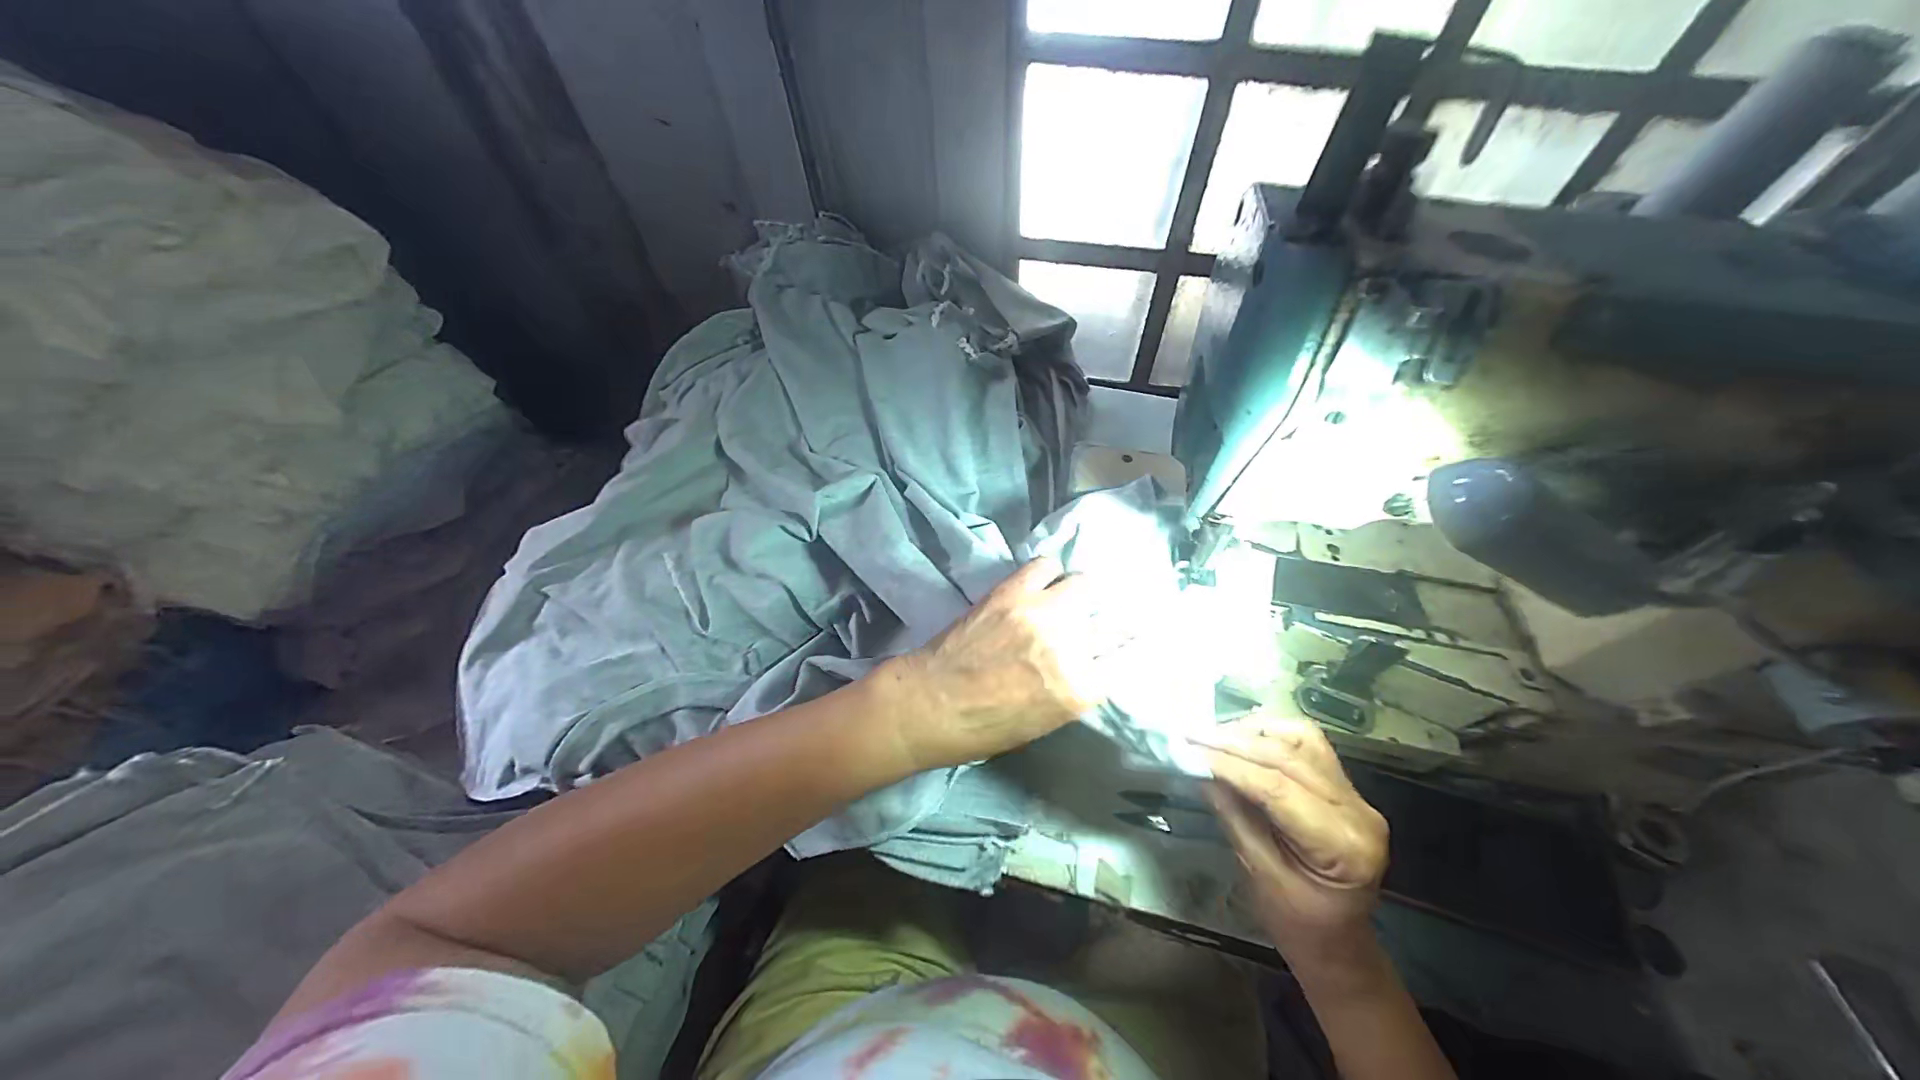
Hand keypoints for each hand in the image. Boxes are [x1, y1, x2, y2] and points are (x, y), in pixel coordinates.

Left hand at [877, 556, 1119, 771]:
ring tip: (1066, 600)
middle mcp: (1069, 647)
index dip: (1126, 651)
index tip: (1123, 646)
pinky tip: (1040, 584)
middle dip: (1108, 624)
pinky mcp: (1012, 592)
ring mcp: (1041, 613)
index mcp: (1080, 690)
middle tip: (1094, 624)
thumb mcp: (1046, 721)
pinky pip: (1045, 566)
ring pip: (1084, 585)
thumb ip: (1076, 688)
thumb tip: (1092, 661)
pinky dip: (1048, 574)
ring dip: (1078, 595)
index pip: (1126, 659)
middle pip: (1113, 620)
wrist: (929, 705)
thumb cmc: (984, 728)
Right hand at [1195, 713, 1389, 969]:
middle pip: (1289, 757)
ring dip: (1252, 731)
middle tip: (1189, 735)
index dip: (1229, 764)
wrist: (1336, 941)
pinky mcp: (1343, 786)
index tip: (1187, 750)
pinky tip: (1240, 738)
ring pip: (1300, 739)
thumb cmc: (1297, 922)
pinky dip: (1269, 734)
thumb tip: (1198, 767)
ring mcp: (1355, 795)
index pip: (1278, 787)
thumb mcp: (1258, 873)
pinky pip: (1305, 744)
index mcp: (1346, 845)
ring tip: (1211, 735)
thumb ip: (1233, 814)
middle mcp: (1358, 811)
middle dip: (1234, 742)